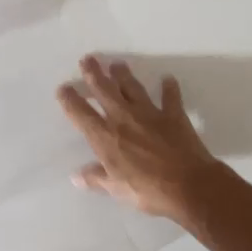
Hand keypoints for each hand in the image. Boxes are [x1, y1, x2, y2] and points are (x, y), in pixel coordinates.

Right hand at [57, 55, 229, 223]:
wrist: (188, 186)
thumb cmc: (147, 191)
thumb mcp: (117, 189)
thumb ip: (96, 178)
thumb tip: (76, 177)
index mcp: (106, 137)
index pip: (81, 114)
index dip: (70, 100)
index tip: (63, 88)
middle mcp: (124, 118)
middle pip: (105, 91)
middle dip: (94, 74)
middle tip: (88, 59)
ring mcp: (149, 113)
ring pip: (132, 88)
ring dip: (123, 75)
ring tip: (117, 63)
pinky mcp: (173, 115)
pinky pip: (170, 97)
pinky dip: (169, 88)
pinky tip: (168, 79)